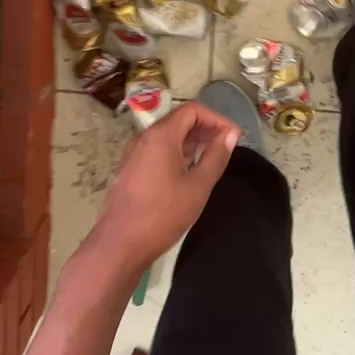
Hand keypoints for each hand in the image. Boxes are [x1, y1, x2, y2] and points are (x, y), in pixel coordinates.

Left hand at [83, 103, 241, 274]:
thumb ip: (216, 157)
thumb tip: (230, 135)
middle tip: (227, 146)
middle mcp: (144, 137)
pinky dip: (177, 152)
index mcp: (161, 135)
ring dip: (192, 141)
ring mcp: (134, 153)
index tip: (234, 136)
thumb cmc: (163, 214)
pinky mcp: (131, 169)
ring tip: (212, 158)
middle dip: (206, 128)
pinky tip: (189, 171)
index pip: (192, 110)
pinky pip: (157, 150)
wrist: (119, 244)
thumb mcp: (198, 186)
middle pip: (179, 120)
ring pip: (168, 136)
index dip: (217, 119)